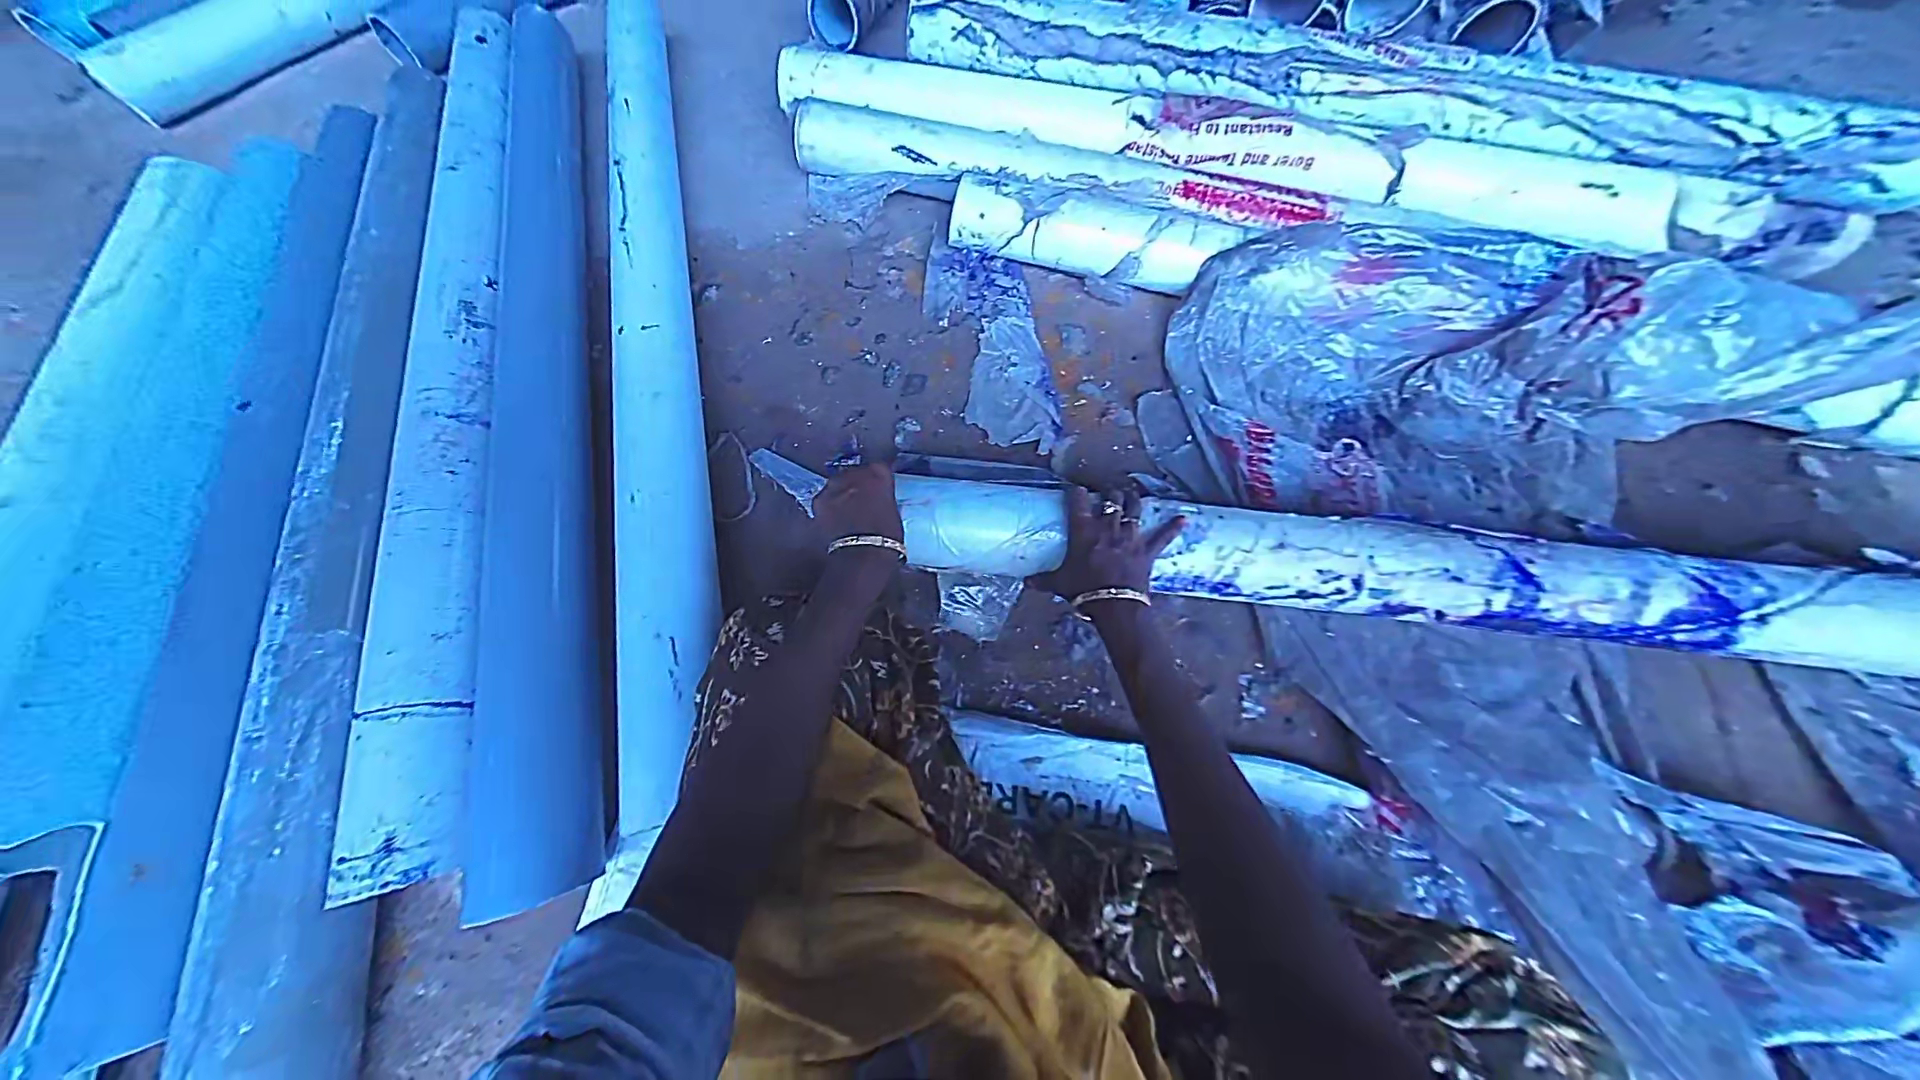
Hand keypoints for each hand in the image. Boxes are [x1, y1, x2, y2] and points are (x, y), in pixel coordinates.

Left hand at [816, 462, 903, 543]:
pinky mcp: (819, 500)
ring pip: (838, 483)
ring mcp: (834, 485)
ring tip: (847, 508)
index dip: (878, 478)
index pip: (879, 467)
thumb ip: (882, 497)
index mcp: (878, 473)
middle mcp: (854, 473)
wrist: (863, 554)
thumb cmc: (887, 536)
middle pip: (855, 472)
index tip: (879, 487)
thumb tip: (876, 499)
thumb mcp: (892, 510)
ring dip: (842, 492)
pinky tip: (835, 517)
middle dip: (858, 483)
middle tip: (862, 499)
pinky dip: (830, 505)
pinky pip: (826, 498)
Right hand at [1029, 486, 1184, 599]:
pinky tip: (1183, 518)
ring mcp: (1130, 536)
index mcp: (1083, 529)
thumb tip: (1025, 582)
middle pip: (1111, 499)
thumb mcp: (1059, 583)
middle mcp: (1107, 526)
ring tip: (1130, 494)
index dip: (1078, 492)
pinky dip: (1173, 527)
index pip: (1079, 500)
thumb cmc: (1083, 590)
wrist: (1114, 605)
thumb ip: (1042, 580)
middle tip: (1107, 493)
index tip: (1076, 490)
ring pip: (1134, 508)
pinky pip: (1163, 536)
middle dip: (1109, 493)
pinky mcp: (1147, 549)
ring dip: (1132, 500)